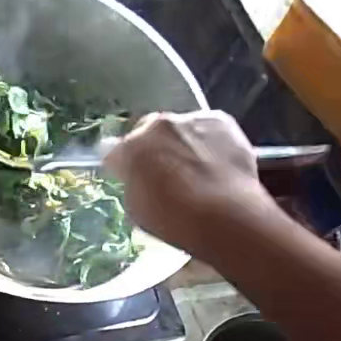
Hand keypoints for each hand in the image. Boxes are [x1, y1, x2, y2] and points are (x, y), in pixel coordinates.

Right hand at [103, 111, 276, 251]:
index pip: (116, 153)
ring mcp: (190, 120)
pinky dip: (207, 142)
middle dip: (151, 149)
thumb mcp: (137, 210)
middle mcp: (157, 126)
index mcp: (129, 149)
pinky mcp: (221, 120)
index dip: (122, 167)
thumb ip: (133, 186)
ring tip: (194, 171)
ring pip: (179, 130)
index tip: (129, 179)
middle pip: (147, 132)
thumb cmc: (174, 220)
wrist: (225, 214)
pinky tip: (215, 164)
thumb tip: (138, 179)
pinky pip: (206, 128)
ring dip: (181, 144)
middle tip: (162, 173)